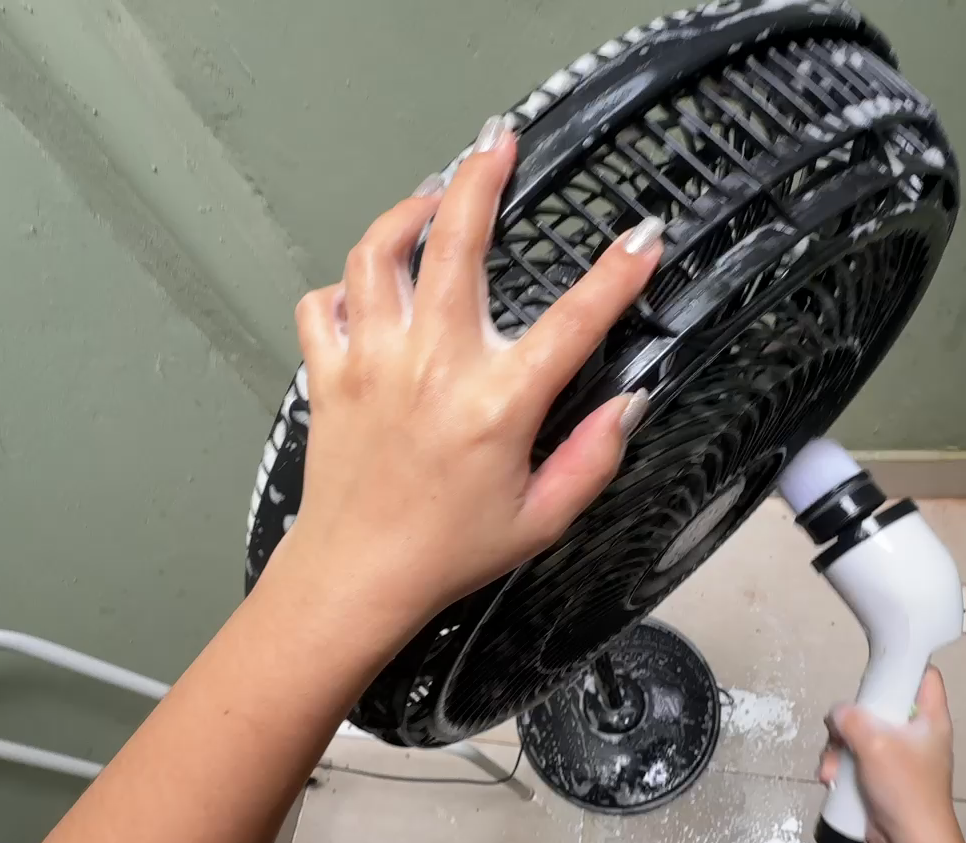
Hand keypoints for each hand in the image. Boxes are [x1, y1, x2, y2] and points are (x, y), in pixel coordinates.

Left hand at [267, 115, 664, 636]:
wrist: (357, 576)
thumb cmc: (447, 553)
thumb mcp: (540, 520)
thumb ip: (592, 458)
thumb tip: (628, 405)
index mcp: (496, 403)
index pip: (574, 321)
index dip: (617, 274)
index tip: (642, 238)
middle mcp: (433, 366)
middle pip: (457, 241)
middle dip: (483, 178)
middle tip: (499, 144)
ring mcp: (373, 363)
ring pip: (379, 253)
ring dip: (407, 213)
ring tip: (431, 199)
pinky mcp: (330, 375)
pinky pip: (324, 304)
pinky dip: (344, 286)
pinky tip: (367, 289)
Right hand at [819, 667, 957, 842]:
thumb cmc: (904, 788)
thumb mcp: (875, 744)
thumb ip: (851, 719)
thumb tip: (838, 715)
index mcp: (929, 720)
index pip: (924, 677)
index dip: (903, 667)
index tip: (875, 669)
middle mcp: (915, 734)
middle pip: (878, 706)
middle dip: (850, 719)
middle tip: (840, 729)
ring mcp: (897, 756)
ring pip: (858, 733)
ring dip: (837, 748)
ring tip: (830, 767)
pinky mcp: (880, 776)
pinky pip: (853, 758)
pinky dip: (839, 766)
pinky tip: (829, 779)